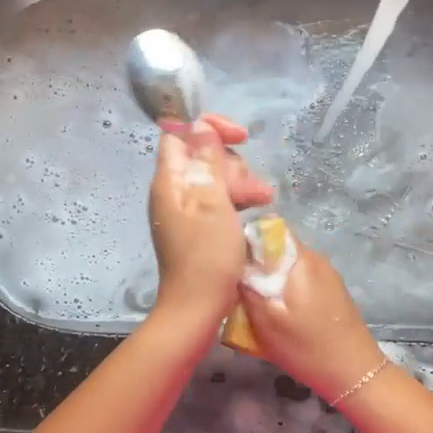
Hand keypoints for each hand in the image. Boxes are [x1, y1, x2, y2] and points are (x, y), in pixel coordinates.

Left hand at [148, 115, 273, 327]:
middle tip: (253, 187)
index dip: (209, 128)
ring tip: (264, 200)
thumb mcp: (212, 202)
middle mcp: (171, 192)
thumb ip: (207, 161)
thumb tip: (198, 125)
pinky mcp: (196, 228)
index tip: (240, 137)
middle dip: (232, 163)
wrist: (196, 307)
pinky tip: (255, 211)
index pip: (179, 135)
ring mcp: (183, 211)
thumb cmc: (206, 255)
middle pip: (202, 156)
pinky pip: (216, 202)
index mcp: (169, 181)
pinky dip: (235, 201)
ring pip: (214, 179)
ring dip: (240, 183)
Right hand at [236, 246, 387, 402]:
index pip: (267, 228)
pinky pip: (297, 277)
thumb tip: (231, 260)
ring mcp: (325, 273)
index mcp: (299, 259)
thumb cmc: (305, 346)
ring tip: (249, 298)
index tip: (224, 256)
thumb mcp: (265, 319)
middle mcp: (314, 258)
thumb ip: (247, 284)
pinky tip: (275, 309)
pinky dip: (282, 287)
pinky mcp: (330, 289)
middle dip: (252, 260)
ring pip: (285, 262)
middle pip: (275, 245)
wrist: (353, 373)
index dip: (243, 237)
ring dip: (266, 275)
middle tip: (231, 282)